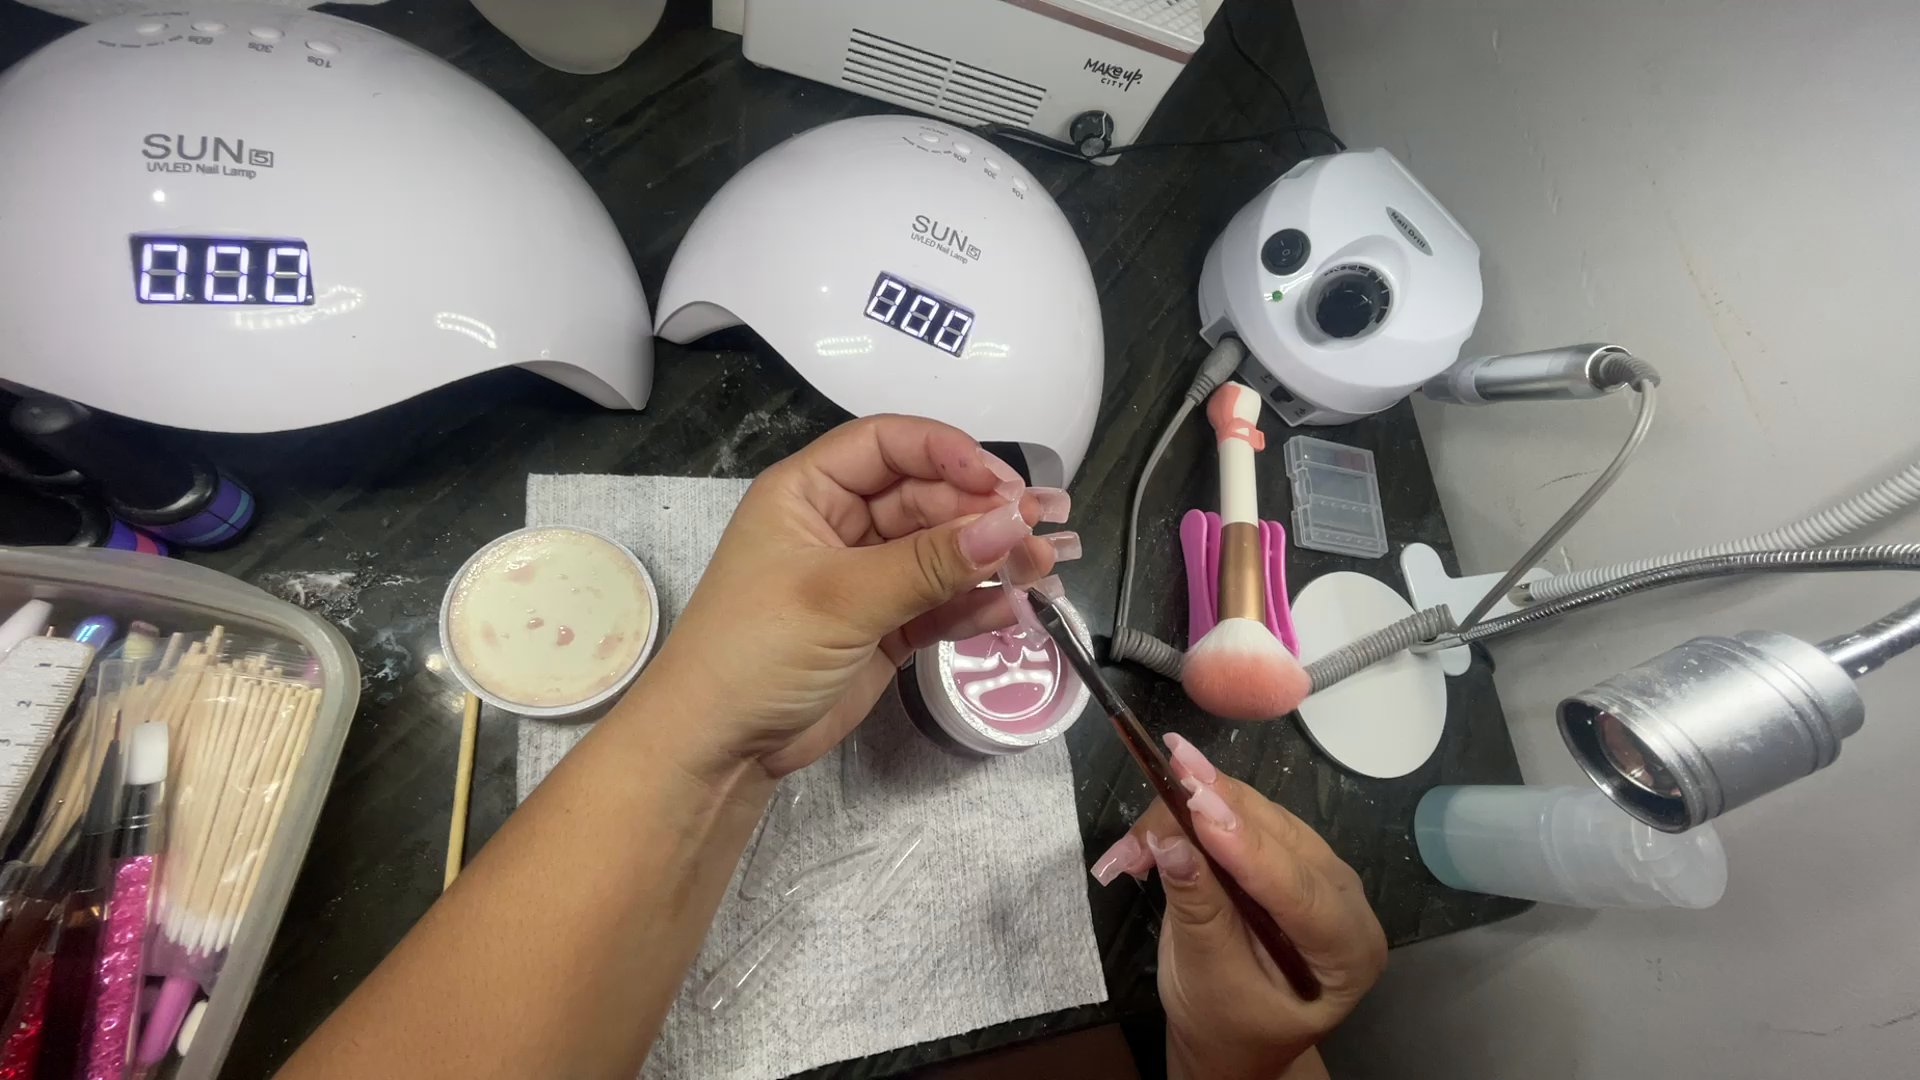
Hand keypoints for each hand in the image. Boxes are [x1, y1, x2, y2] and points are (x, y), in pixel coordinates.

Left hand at [634, 414, 1072, 775]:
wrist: (720, 750)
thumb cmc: (757, 650)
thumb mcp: (840, 597)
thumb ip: (929, 563)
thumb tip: (1012, 524)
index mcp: (810, 492)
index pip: (888, 445)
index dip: (946, 452)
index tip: (1000, 482)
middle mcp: (843, 525)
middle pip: (926, 498)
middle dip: (981, 512)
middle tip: (1037, 528)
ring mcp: (869, 577)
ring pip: (941, 552)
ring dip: (990, 558)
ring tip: (1044, 565)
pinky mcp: (887, 625)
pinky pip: (940, 603)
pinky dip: (975, 605)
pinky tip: (1015, 607)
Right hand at [1089, 734, 1386, 1079]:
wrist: (1229, 1030)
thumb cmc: (1227, 1022)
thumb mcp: (1208, 975)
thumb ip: (1197, 908)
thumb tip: (1170, 843)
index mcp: (1347, 947)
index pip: (1298, 887)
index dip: (1246, 843)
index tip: (1198, 805)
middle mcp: (1340, 894)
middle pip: (1272, 832)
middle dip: (1204, 813)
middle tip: (1149, 806)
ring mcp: (1309, 863)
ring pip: (1247, 808)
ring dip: (1183, 814)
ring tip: (1133, 843)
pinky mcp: (1275, 844)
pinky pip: (1231, 809)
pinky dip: (1183, 816)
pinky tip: (1147, 833)